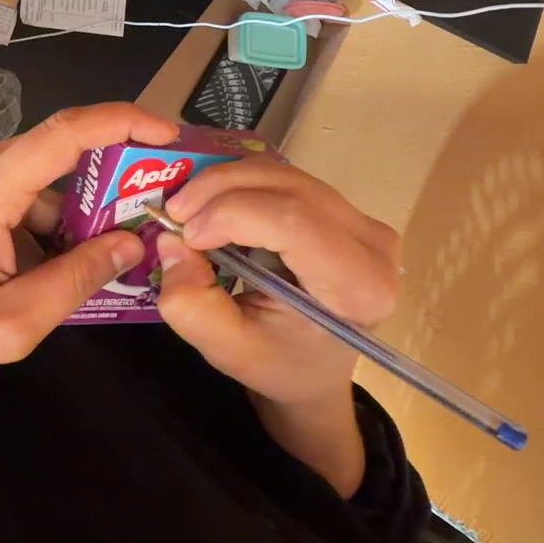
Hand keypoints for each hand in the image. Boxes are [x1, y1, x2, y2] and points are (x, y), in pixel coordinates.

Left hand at [0, 103, 179, 380]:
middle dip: (118, 172)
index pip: (67, 132)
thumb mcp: (15, 321)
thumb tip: (132, 244)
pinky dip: (57, 220)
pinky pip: (30, 192)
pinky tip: (68, 262)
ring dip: (85, 208)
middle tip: (160, 205)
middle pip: (65, 149)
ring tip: (116, 252)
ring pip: (51, 177)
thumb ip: (79, 278)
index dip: (123, 121)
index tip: (168, 134)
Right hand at [154, 158, 400, 405]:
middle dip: (218, 189)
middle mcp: (372, 244)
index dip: (231, 213)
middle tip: (173, 213)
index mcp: (359, 288)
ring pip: (280, 173)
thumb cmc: (280, 364)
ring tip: (188, 210)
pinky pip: (280, 177)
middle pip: (286, 187)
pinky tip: (212, 205)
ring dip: (223, 182)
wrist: (315, 369)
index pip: (294, 221)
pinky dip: (237, 183)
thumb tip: (170, 243)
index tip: (186, 235)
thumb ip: (193, 306)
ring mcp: (359, 219)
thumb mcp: (228, 351)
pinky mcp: (340, 206)